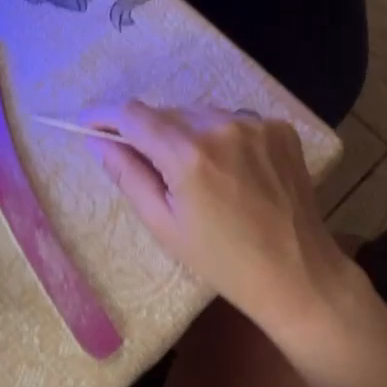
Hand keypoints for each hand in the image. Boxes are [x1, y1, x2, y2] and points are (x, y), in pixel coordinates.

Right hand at [83, 102, 354, 336]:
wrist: (300, 275)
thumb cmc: (223, 260)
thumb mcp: (164, 225)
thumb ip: (128, 175)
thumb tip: (98, 142)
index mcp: (188, 154)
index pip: (131, 114)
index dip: (103, 115)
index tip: (86, 123)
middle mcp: (221, 126)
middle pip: (165, 112)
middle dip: (146, 130)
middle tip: (142, 161)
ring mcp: (255, 124)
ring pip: (198, 113)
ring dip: (183, 132)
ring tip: (192, 171)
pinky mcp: (279, 129)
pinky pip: (232, 120)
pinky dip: (220, 136)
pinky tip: (229, 169)